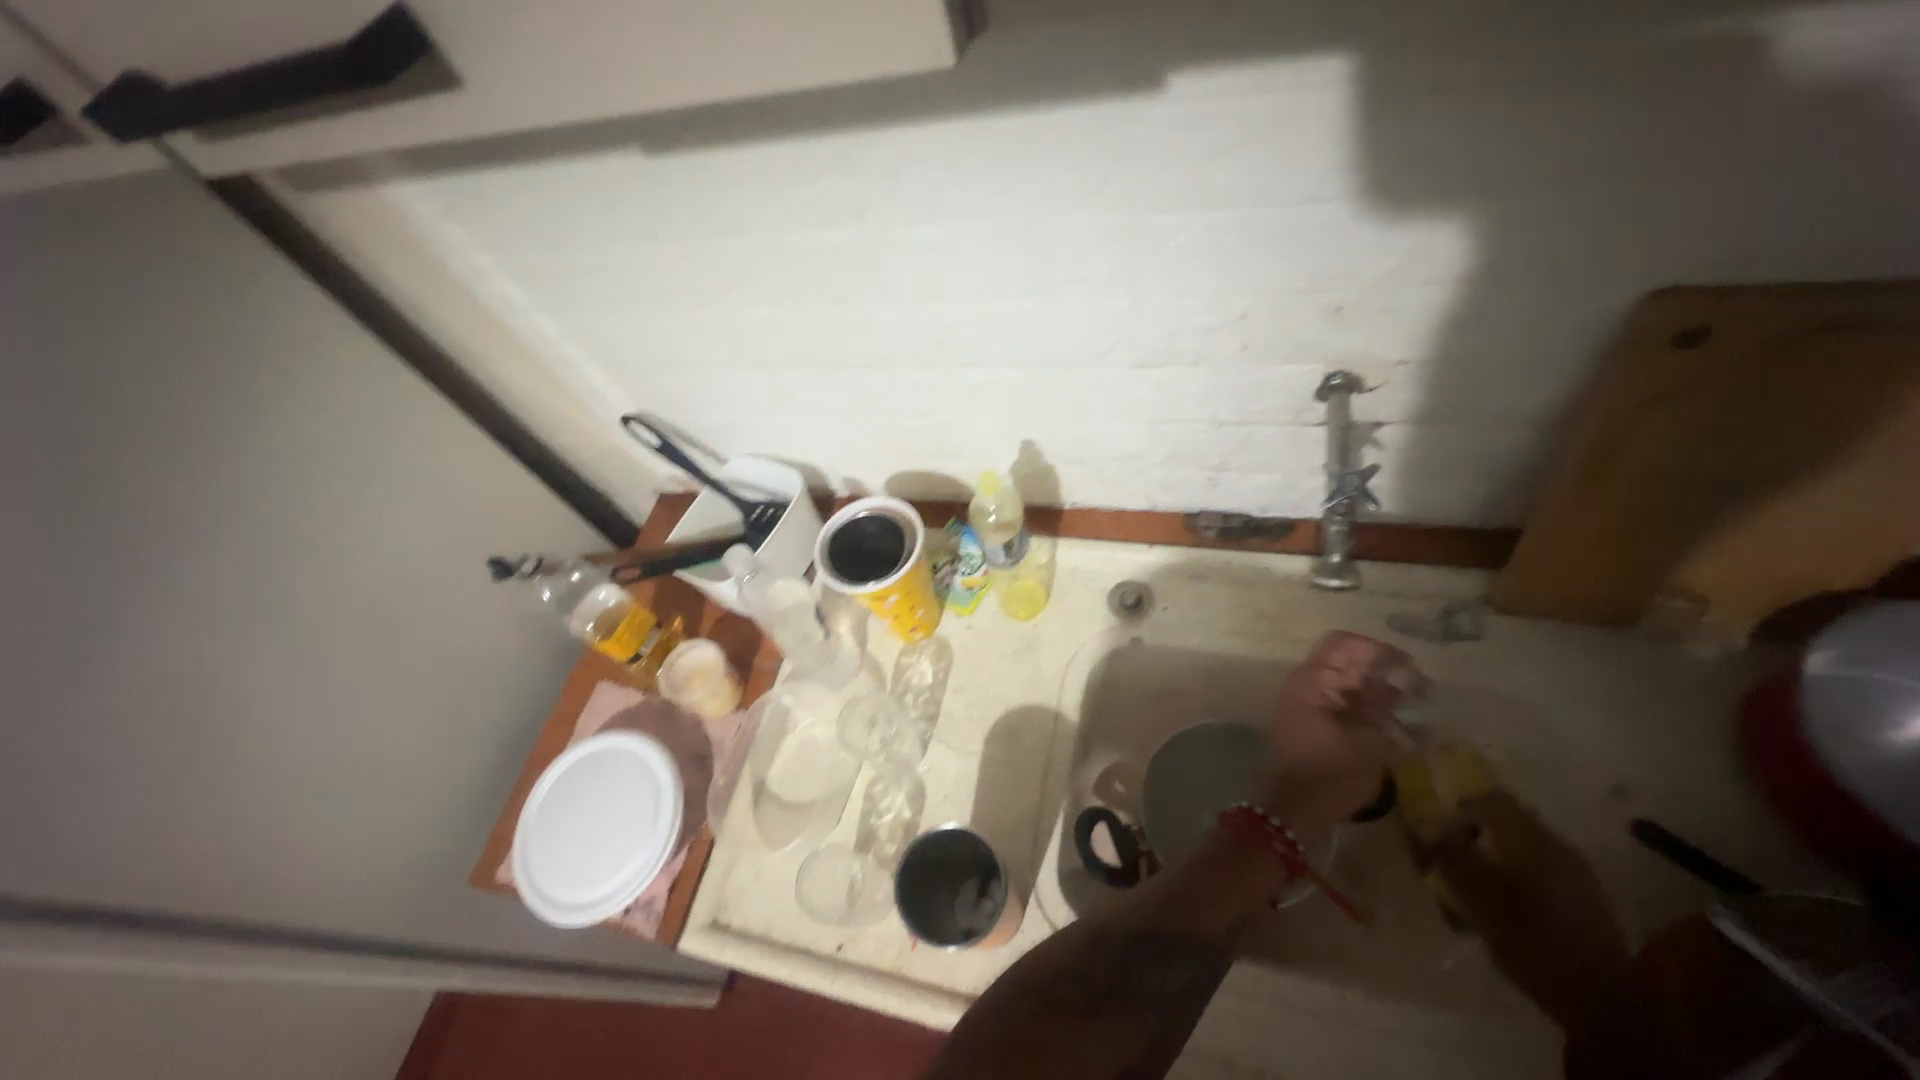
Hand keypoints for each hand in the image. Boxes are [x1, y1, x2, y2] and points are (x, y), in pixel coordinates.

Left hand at [1259, 631, 1417, 834]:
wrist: (1289, 813)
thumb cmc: (1327, 777)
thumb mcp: (1366, 742)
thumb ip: (1384, 706)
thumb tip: (1405, 678)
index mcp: (1312, 681)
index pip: (1346, 644)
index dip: (1381, 651)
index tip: (1413, 669)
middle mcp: (1306, 686)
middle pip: (1351, 665)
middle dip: (1388, 675)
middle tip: (1426, 694)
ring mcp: (1309, 706)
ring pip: (1352, 687)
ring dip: (1383, 695)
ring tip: (1420, 712)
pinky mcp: (1315, 727)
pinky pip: (1347, 708)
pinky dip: (1372, 713)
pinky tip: (1402, 729)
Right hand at [1426, 792, 1634, 1031]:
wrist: (1603, 997)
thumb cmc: (1531, 940)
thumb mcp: (1476, 898)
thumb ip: (1449, 857)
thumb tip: (1422, 826)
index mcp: (1529, 837)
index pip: (1489, 799)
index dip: (1458, 811)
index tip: (1439, 838)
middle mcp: (1556, 844)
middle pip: (1506, 823)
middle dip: (1474, 838)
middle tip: (1451, 868)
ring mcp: (1575, 871)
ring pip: (1522, 850)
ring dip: (1494, 862)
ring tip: (1476, 896)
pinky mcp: (1585, 897)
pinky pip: (1541, 872)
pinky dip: (1516, 881)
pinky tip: (1507, 912)